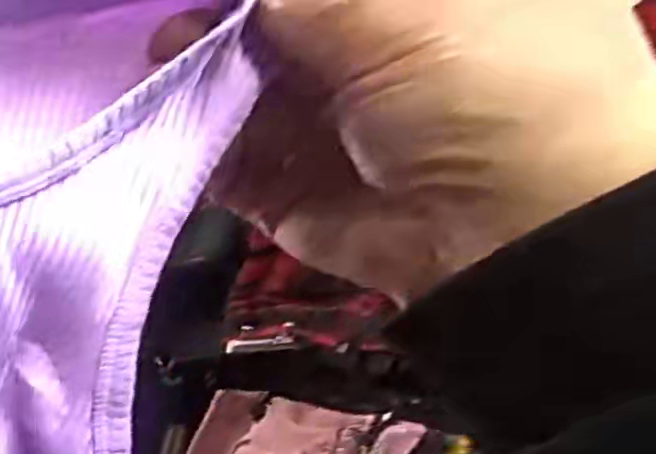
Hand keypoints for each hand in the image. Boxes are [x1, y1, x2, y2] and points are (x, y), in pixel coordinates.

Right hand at [153, 0, 655, 302]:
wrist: (495, 229)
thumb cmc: (485, 91)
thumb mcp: (409, 20)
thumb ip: (315, 2)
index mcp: (421, 1)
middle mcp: (368, 60)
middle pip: (277, 39)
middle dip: (222, 34)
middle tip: (169, 40)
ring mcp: (322, 130)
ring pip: (247, 103)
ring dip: (203, 92)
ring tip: (160, 79)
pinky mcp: (287, 191)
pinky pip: (234, 168)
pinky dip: (204, 154)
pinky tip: (174, 136)